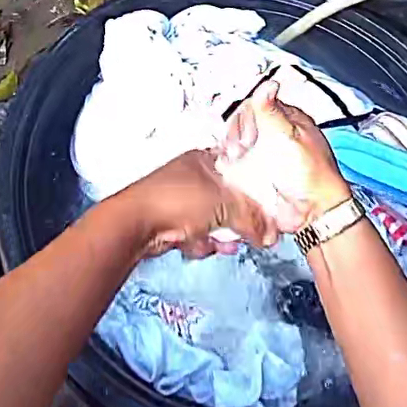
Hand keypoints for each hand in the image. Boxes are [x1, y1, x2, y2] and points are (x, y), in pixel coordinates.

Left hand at [117, 149, 276, 258]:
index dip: (255, 187)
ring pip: (214, 219)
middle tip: (253, 232)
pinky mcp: (173, 223)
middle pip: (228, 198)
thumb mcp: (223, 203)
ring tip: (227, 243)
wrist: (136, 224)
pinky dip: (204, 242)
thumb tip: (271, 234)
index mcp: (205, 160)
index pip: (239, 169)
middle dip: (239, 218)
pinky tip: (204, 246)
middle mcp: (193, 177)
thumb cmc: (177, 199)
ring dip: (222, 234)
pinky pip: (199, 234)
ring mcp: (182, 200)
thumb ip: (251, 218)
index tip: (268, 206)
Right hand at [217, 81, 351, 233]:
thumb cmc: (311, 176)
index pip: (258, 104)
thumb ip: (272, 111)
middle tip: (239, 147)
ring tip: (236, 158)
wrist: (313, 214)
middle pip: (245, 122)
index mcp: (289, 121)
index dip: (246, 115)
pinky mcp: (260, 174)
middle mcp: (277, 136)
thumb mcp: (288, 137)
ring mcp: (268, 155)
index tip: (244, 130)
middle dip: (237, 133)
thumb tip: (268, 85)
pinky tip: (233, 168)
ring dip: (233, 148)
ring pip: (239, 142)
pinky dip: (232, 164)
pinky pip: (239, 164)